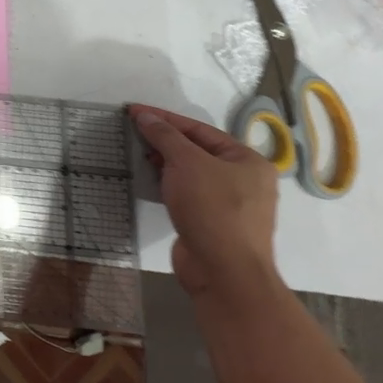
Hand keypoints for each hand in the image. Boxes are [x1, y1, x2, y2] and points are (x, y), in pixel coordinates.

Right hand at [130, 105, 279, 302]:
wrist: (224, 271)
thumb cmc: (212, 208)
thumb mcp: (186, 163)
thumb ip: (164, 135)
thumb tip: (144, 115)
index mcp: (248, 161)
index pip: (200, 130)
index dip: (165, 119)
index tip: (134, 111)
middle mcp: (245, 180)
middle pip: (197, 150)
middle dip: (165, 141)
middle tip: (133, 132)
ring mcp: (231, 204)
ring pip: (192, 173)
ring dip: (165, 163)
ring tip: (138, 154)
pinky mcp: (214, 222)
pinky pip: (189, 193)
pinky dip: (169, 184)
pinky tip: (151, 181)